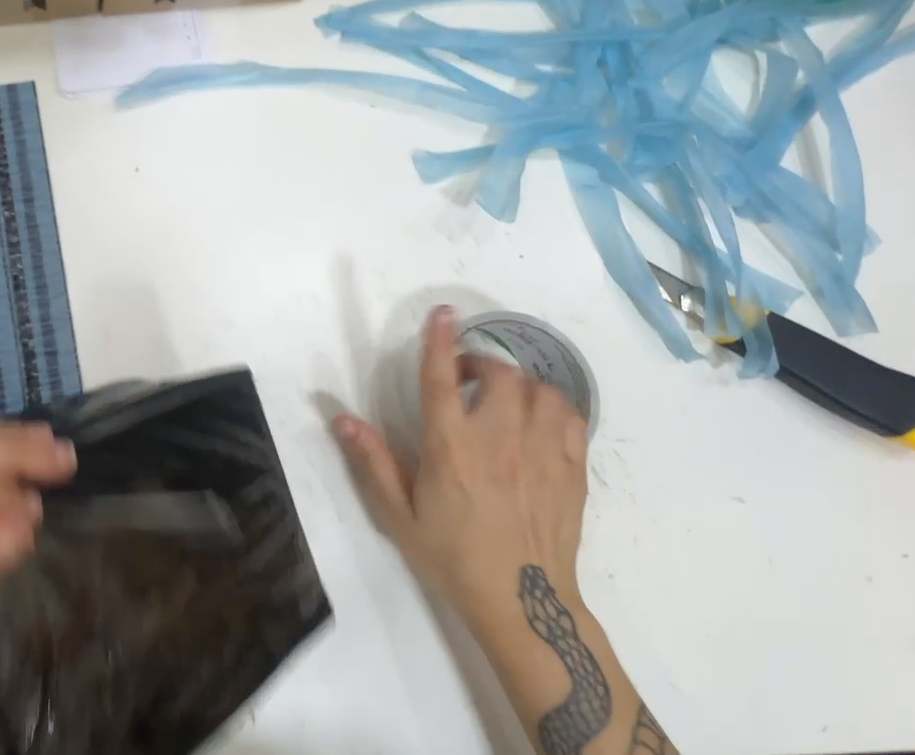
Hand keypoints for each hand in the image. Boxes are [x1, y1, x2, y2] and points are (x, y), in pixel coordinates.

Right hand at [333, 306, 589, 624]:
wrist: (523, 602)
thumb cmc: (451, 554)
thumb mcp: (397, 513)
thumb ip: (373, 461)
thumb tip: (342, 417)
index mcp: (450, 447)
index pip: (442, 378)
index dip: (440, 341)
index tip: (444, 313)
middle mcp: (498, 440)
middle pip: (499, 375)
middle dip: (479, 363)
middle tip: (463, 378)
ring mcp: (542, 453)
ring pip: (540, 390)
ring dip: (517, 383)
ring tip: (501, 397)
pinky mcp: (572, 470)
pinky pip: (571, 416)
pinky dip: (552, 405)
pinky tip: (537, 418)